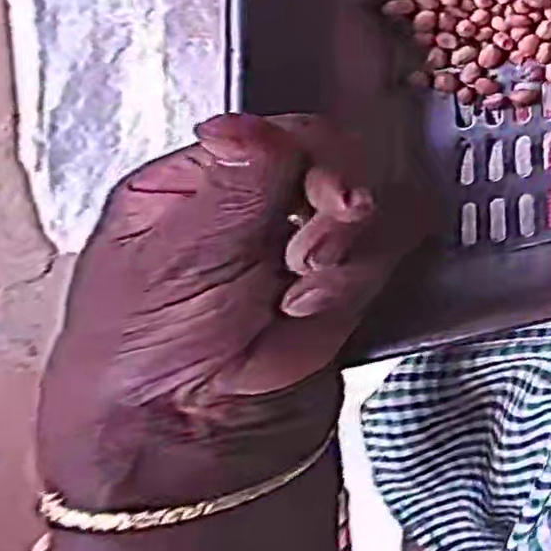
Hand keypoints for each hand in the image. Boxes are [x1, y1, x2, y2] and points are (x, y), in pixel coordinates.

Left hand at [38, 113, 421, 510]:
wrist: (202, 426)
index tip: (326, 190)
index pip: (287, 134)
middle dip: (337, 210)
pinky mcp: (364, 257)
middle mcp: (272, 196)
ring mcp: (322, 226)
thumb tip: (241, 125)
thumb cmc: (149, 349)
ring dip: (349, 250)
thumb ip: (230, 191)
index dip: (318, 154)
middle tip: (313, 252)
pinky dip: (367, 271)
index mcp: (207, 181)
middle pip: (346, 162)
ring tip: (302, 291)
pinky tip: (319, 302)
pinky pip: (400, 234)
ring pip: (381, 200)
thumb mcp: (174, 263)